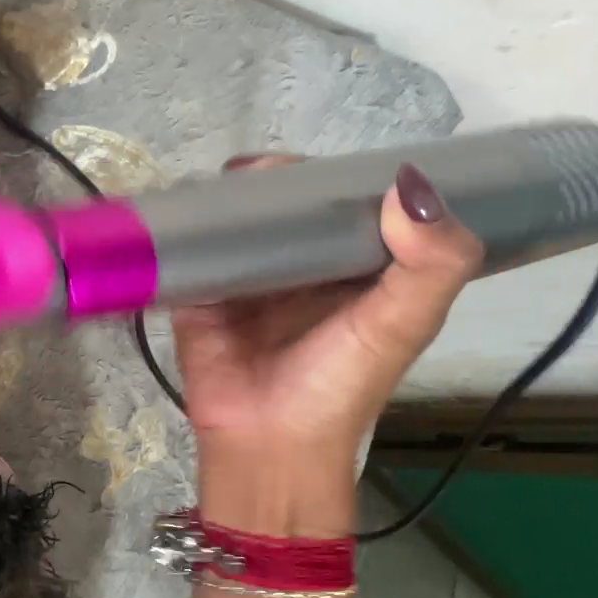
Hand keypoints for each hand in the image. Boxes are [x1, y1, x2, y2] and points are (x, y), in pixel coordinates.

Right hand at [172, 157, 482, 533]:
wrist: (264, 436)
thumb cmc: (338, 383)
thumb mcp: (402, 324)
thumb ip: (430, 263)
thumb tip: (406, 183)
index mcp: (356, 270)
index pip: (349, 207)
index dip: (335, 176)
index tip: (311, 161)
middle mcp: (299, 269)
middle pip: (283, 209)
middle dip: (265, 183)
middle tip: (243, 171)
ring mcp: (243, 279)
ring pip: (233, 225)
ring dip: (219, 201)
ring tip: (206, 184)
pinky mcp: (195, 292)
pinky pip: (187, 254)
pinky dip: (178, 232)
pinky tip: (167, 211)